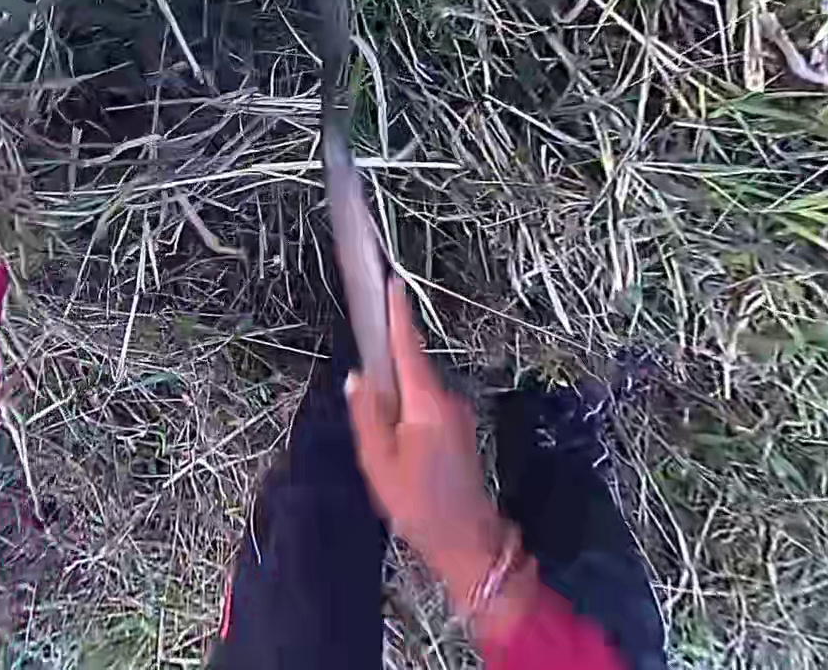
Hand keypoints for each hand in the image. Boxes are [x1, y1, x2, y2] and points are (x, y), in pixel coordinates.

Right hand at [345, 279, 516, 612]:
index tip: (392, 282)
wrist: (470, 544)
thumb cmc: (418, 504)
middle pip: (411, 364)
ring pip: (417, 385)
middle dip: (388, 360)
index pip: (408, 347)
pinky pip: (425, 401)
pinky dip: (407, 402)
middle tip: (367, 375)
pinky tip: (397, 433)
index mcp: (425, 402)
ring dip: (396, 389)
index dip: (399, 314)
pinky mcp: (457, 426)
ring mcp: (456, 412)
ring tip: (381, 425)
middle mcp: (446, 399)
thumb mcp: (378, 461)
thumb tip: (357, 377)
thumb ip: (367, 413)